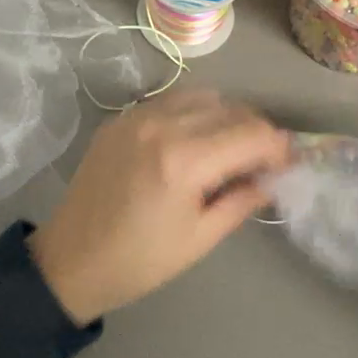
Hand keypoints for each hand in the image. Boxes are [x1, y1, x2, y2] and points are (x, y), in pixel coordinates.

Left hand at [29, 89, 290, 325]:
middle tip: (262, 162)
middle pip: (230, 108)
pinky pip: (169, 101)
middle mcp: (160, 125)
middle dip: (255, 130)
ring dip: (225, 116)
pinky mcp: (118, 118)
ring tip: (229, 149)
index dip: (278, 147)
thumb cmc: (139, 261)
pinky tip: (193, 142)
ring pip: (201, 96)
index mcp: (183, 159)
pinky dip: (192, 113)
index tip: (286, 166)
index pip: (251, 133)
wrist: (71, 260)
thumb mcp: (200, 238)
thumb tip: (272, 178)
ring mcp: (135, 116)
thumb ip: (241, 200)